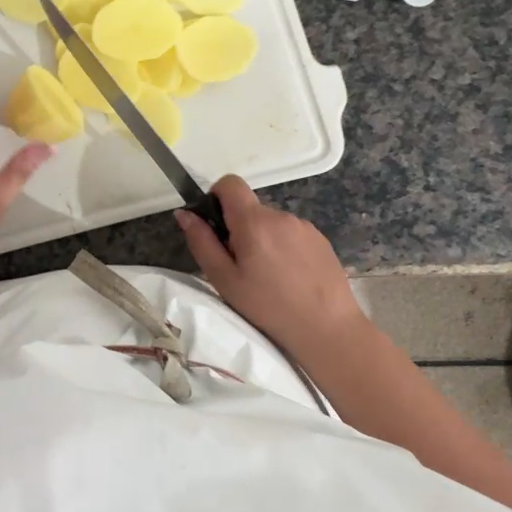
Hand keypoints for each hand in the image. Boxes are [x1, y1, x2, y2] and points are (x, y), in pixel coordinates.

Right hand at [176, 176, 368, 349]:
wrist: (327, 327)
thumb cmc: (267, 305)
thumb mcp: (223, 279)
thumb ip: (201, 242)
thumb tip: (184, 214)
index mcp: (254, 222)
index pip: (230, 183)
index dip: (217, 197)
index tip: (216, 226)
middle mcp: (280, 215)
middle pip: (249, 208)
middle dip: (238, 228)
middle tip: (240, 265)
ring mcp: (304, 226)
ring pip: (270, 222)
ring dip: (261, 238)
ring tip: (267, 275)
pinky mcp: (321, 239)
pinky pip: (290, 233)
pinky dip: (282, 247)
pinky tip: (289, 276)